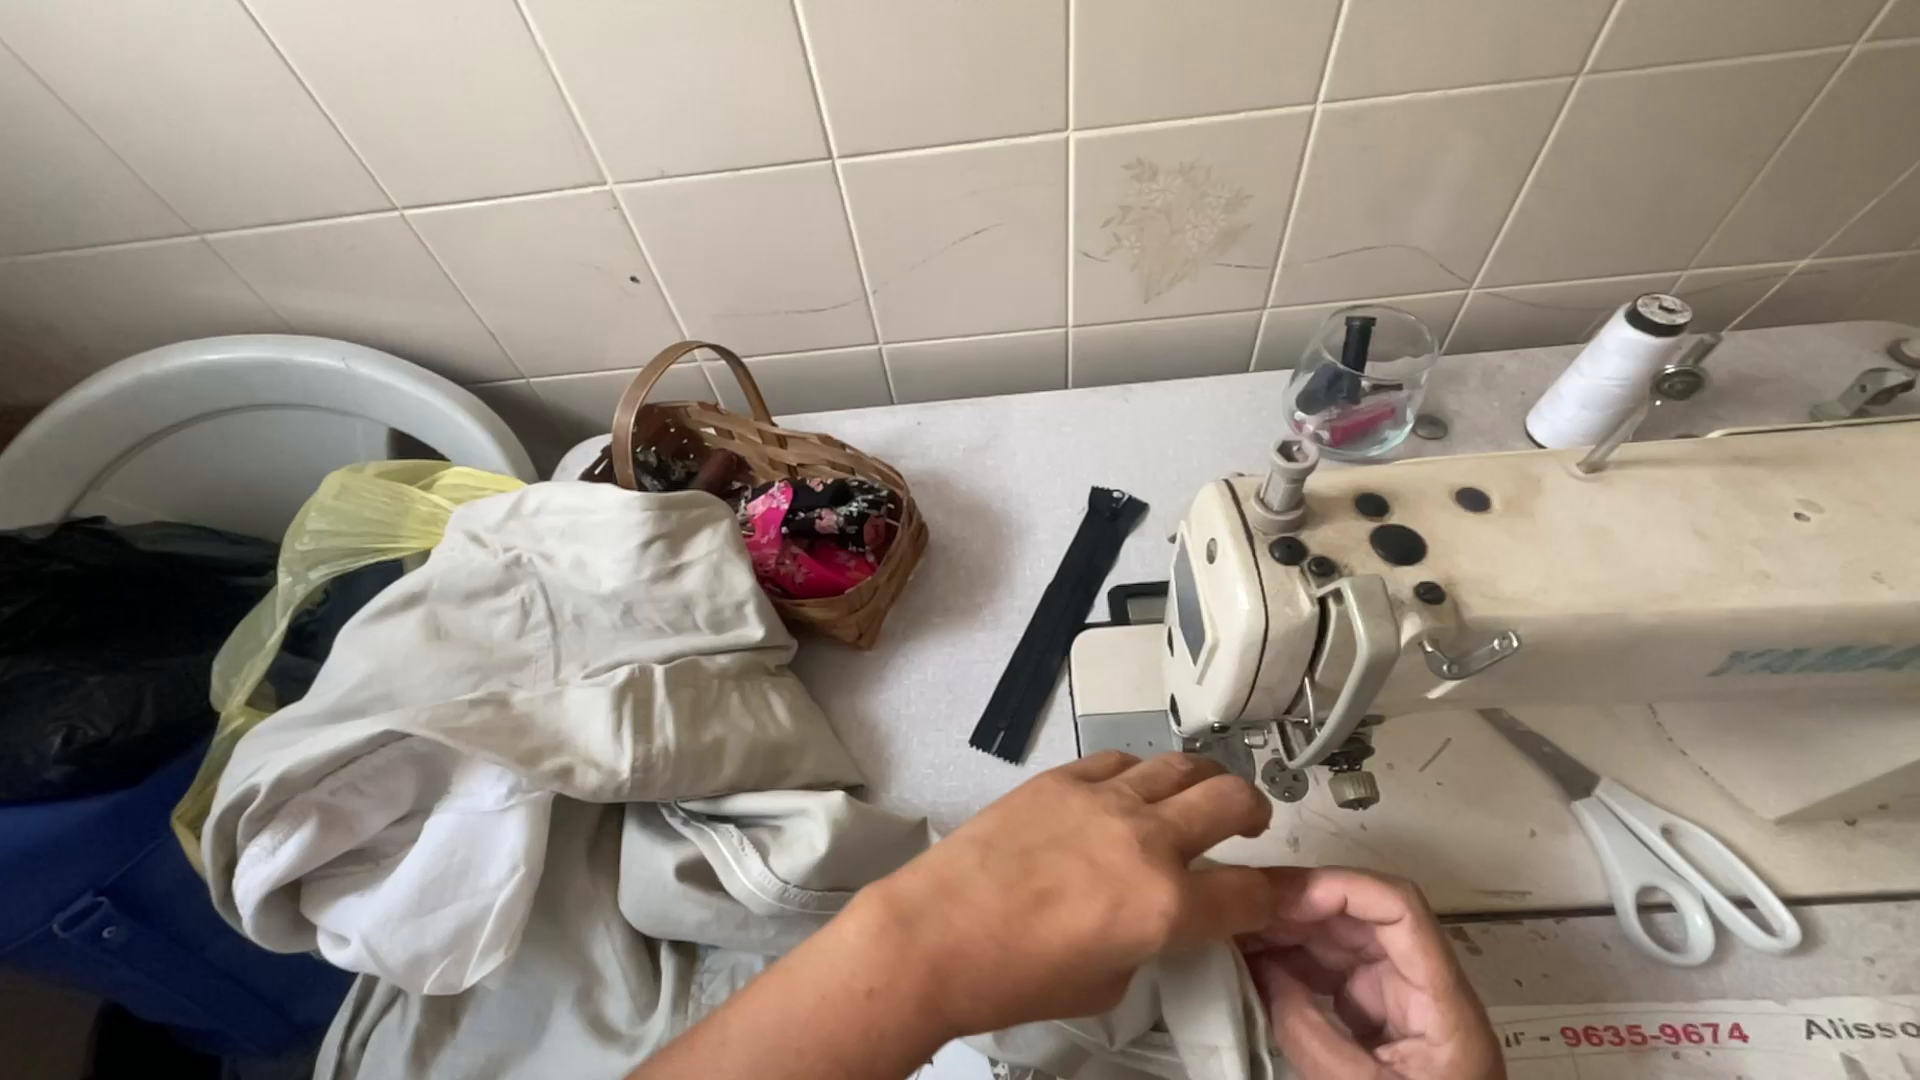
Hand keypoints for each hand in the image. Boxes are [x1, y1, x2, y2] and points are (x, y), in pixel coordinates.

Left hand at [853, 751, 1274, 1037]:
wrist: (939, 930)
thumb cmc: (1019, 976)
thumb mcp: (1108, 982)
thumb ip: (1148, 937)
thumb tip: (1153, 910)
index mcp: (1166, 904)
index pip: (1249, 892)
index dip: (1279, 893)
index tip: (1286, 888)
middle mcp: (1146, 839)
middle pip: (1229, 798)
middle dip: (1253, 809)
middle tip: (1249, 821)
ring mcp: (1102, 798)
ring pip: (1177, 765)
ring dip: (1201, 778)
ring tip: (1197, 791)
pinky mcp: (1061, 778)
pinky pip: (1117, 761)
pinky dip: (1137, 774)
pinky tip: (1128, 789)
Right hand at [1244, 867, 1502, 1079]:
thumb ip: (1310, 1032)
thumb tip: (1259, 967)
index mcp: (1442, 1003)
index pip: (1397, 908)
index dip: (1336, 888)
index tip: (1276, 900)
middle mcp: (1421, 987)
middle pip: (1358, 915)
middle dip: (1293, 905)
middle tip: (1233, 909)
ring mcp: (1395, 1001)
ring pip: (1335, 937)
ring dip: (1281, 929)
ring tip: (1230, 931)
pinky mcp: (1372, 1017)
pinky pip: (1324, 969)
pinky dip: (1285, 960)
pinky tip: (1248, 962)